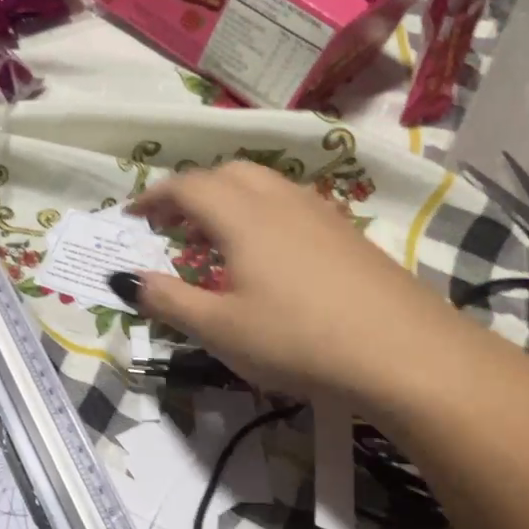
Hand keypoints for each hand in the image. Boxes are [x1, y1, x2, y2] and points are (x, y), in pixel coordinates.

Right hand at [124, 161, 487, 410]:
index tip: (130, 216)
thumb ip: (167, 300)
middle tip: (167, 225)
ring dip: (225, 200)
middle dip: (190, 192)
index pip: (190, 186)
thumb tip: (126, 279)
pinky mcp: (344, 236)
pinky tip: (257, 257)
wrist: (402, 354)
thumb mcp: (216, 328)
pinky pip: (288, 206)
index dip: (154, 196)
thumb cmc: (294, 339)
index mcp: (244, 218)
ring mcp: (320, 216)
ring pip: (263, 186)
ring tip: (207, 240)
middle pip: (228, 174)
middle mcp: (281, 203)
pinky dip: (256, 215)